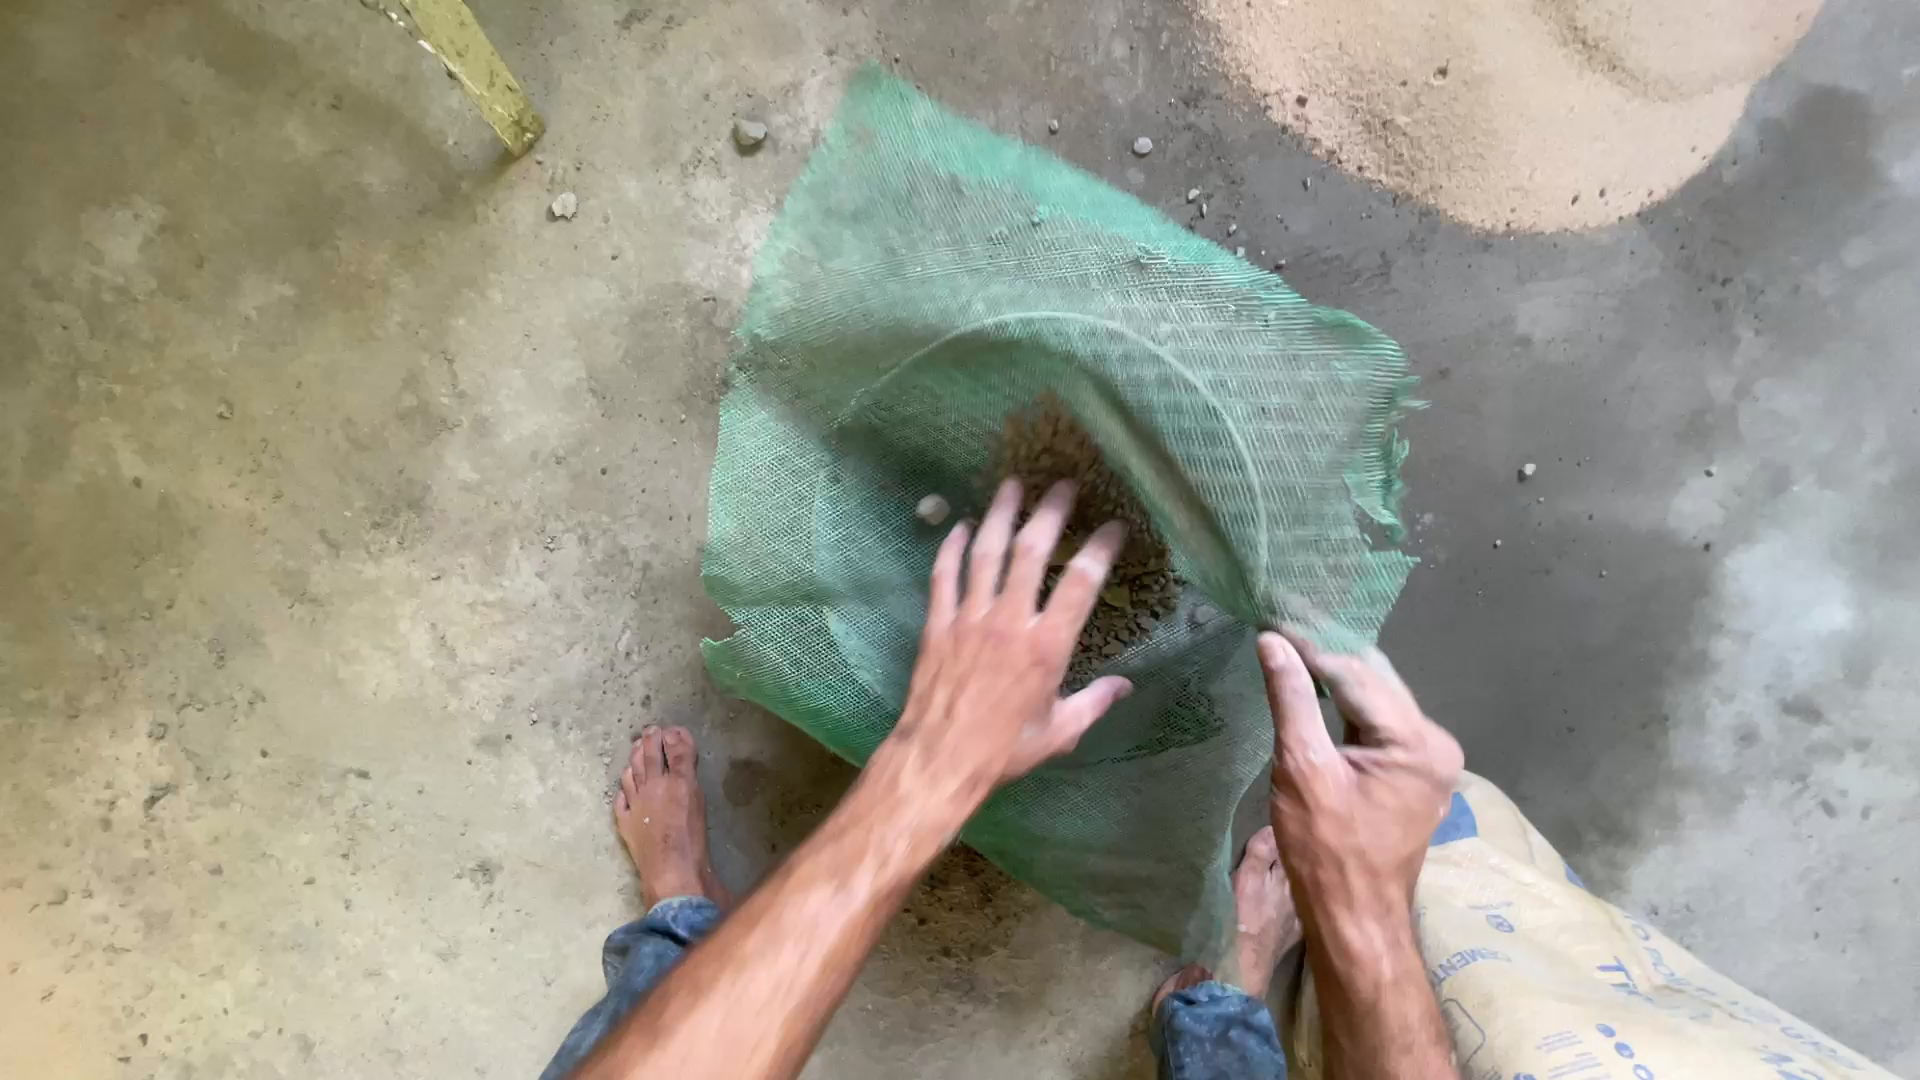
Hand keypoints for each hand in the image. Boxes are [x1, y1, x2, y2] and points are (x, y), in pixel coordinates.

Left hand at [881, 478, 1133, 810]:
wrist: (941, 759)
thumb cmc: (1005, 750)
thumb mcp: (1060, 732)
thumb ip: (1094, 703)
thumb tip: (1125, 685)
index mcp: (1046, 646)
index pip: (1080, 585)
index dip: (1100, 549)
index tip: (1114, 525)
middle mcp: (1010, 621)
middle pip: (1031, 552)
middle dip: (1049, 513)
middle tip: (1062, 484)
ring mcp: (969, 617)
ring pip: (986, 553)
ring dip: (1000, 514)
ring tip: (1012, 484)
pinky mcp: (938, 623)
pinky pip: (944, 576)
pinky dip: (951, 547)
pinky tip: (959, 525)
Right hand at [1257, 630, 1461, 921]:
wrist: (1352, 913)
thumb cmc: (1325, 846)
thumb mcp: (1302, 766)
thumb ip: (1291, 698)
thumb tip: (1272, 641)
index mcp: (1418, 742)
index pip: (1356, 674)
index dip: (1309, 649)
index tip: (1269, 626)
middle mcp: (1435, 741)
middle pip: (1372, 678)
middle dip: (1323, 655)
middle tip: (1276, 632)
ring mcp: (1428, 755)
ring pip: (1373, 694)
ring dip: (1331, 675)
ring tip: (1286, 652)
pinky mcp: (1411, 767)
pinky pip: (1374, 718)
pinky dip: (1341, 701)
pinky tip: (1310, 687)